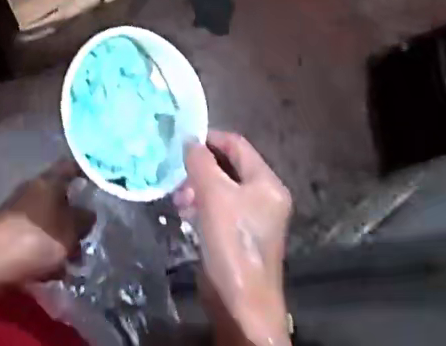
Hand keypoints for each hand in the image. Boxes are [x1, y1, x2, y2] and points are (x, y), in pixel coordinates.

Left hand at [0, 161, 94, 283]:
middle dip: (73, 214)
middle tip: (88, 231)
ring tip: (73, 257)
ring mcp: (18, 208)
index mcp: (49, 180)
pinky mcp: (7, 230)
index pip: (71, 167)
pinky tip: (52, 267)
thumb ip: (84, 220)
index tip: (99, 183)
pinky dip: (44, 247)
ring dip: (59, 234)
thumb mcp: (70, 232)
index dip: (86, 173)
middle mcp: (32, 187)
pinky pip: (34, 234)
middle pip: (59, 195)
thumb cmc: (36, 239)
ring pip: (47, 217)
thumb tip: (89, 213)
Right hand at [178, 131, 291, 345]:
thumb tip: (189, 141)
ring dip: (197, 187)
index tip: (183, 141)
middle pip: (228, 166)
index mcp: (267, 182)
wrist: (242, 305)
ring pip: (221, 188)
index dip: (210, 138)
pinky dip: (201, 205)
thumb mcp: (214, 194)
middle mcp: (264, 196)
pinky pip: (219, 208)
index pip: (237, 144)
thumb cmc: (232, 243)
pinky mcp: (240, 236)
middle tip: (178, 174)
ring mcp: (253, 218)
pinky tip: (184, 212)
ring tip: (178, 198)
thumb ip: (200, 161)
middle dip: (200, 167)